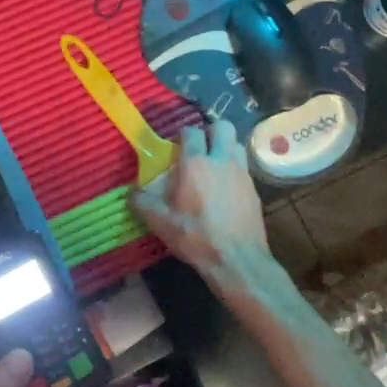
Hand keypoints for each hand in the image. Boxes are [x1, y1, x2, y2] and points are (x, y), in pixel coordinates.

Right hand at [132, 121, 295, 308]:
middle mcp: (222, 160)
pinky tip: (225, 190)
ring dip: (225, 148)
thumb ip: (142, 202)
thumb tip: (132, 193)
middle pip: (223, 126)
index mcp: (195, 163)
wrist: (237, 260)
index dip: (182, 135)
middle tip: (199, 149)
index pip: (190, 131)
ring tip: (214, 166)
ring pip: (237, 144)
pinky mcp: (255, 190)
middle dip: (210, 131)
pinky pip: (244, 168)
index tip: (175, 148)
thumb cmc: (195, 236)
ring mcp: (242, 174)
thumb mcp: (159, 222)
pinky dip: (234, 171)